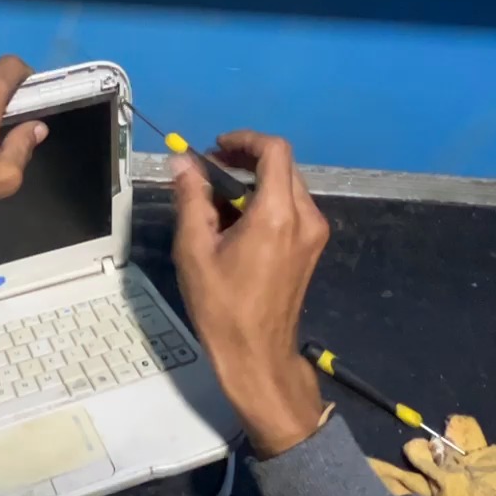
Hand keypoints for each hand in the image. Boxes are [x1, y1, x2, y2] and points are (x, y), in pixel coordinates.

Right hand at [171, 130, 329, 456]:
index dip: (244, 140)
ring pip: (286, 185)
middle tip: (207, 172)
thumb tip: (182, 161)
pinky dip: (263, 201)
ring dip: (252, 181)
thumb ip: (190, 197)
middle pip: (281, 166)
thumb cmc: (222, 305)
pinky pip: (290, 207)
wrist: (257, 356)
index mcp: (277, 214)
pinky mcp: (311, 247)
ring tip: (215, 200)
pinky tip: (235, 222)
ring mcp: (313, 233)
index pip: (274, 151)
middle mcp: (304, 217)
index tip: (215, 148)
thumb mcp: (194, 249)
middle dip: (244, 160)